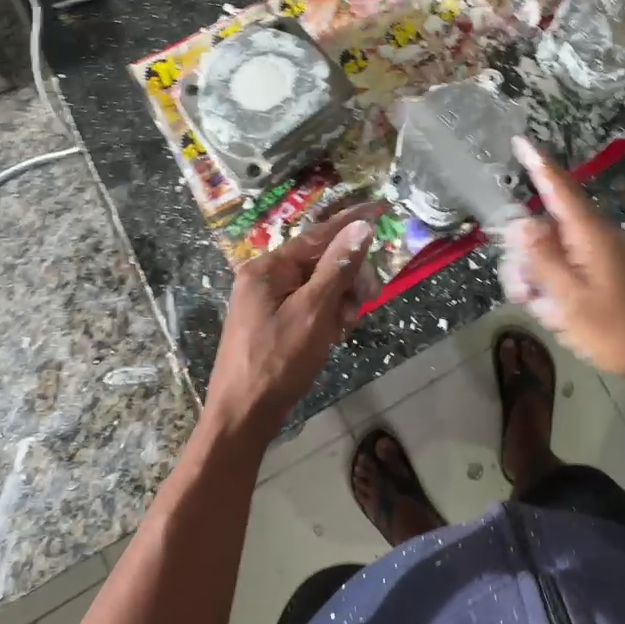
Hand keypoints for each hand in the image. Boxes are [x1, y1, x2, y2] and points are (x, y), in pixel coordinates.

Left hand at [207, 204, 385, 436]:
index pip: (318, 234)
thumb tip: (360, 227)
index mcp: (268, 268)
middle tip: (368, 301)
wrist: (242, 416)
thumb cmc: (277, 361)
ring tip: (348, 326)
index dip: (352, 222)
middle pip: (321, 260)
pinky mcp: (273, 321)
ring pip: (319, 284)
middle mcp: (264, 277)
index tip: (381, 207)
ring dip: (341, 299)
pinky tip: (336, 333)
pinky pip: (310, 304)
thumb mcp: (314, 312)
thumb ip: (337, 267)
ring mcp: (267, 300)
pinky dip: (328, 314)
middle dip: (349, 277)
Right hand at [501, 138, 624, 380]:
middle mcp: (594, 238)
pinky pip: (567, 272)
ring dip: (538, 280)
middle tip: (524, 294)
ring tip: (547, 314)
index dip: (537, 164)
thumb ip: (543, 259)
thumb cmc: (622, 329)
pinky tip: (560, 318)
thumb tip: (519, 221)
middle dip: (524, 258)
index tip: (518, 139)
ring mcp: (600, 257)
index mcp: (588, 234)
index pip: (558, 188)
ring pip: (552, 255)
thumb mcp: (572, 299)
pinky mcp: (605, 276)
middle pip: (544, 230)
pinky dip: (555, 291)